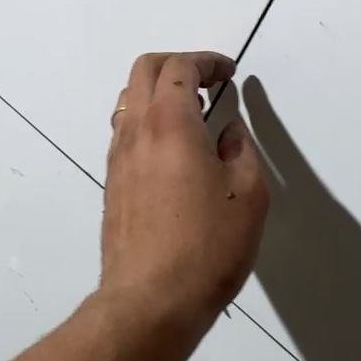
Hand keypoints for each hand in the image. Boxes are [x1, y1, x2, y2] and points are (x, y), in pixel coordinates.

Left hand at [99, 52, 267, 337]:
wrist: (149, 300)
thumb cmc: (206, 246)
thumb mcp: (248, 195)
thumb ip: (241, 150)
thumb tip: (229, 129)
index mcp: (170, 122)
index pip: (179, 67)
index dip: (206, 60)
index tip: (228, 72)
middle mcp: (136, 128)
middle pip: (145, 69)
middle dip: (177, 64)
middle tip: (208, 82)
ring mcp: (118, 154)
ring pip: (130, 97)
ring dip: (158, 90)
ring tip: (192, 113)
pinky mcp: (112, 179)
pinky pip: (125, 127)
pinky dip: (147, 117)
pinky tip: (172, 147)